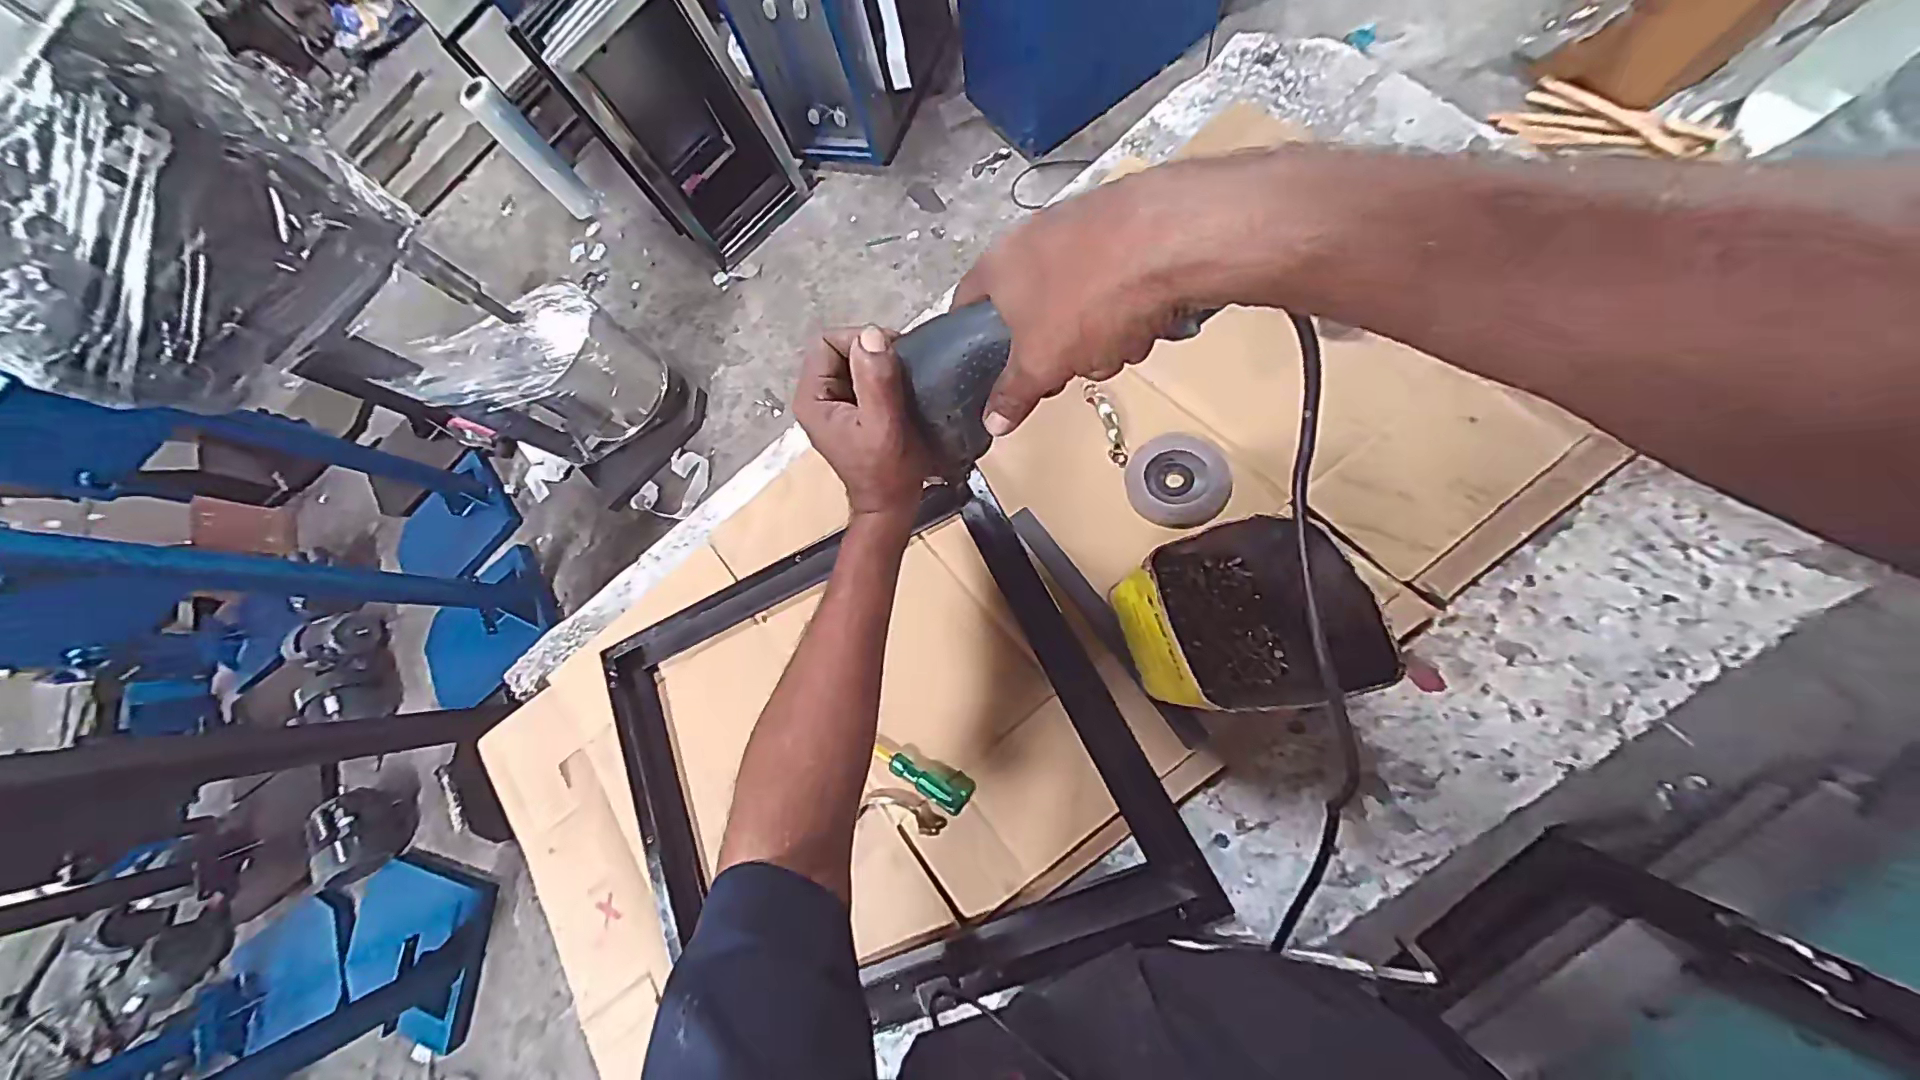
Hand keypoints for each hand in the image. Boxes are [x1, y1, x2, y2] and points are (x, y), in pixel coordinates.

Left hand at [794, 325, 937, 516]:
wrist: (891, 504)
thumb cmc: (886, 474)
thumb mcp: (883, 425)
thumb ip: (876, 381)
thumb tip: (872, 335)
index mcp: (812, 399)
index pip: (827, 341)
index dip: (860, 341)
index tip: (890, 357)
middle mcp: (817, 398)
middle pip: (841, 349)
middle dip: (873, 354)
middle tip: (900, 372)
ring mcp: (834, 405)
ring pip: (855, 363)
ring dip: (881, 367)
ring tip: (901, 385)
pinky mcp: (852, 411)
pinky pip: (865, 379)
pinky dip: (884, 380)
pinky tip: (898, 395)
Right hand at [955, 167, 1213, 434]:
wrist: (1172, 239)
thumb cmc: (1089, 296)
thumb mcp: (1041, 363)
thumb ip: (1013, 393)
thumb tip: (993, 422)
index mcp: (996, 265)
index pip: (966, 308)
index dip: (972, 342)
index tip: (986, 366)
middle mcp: (1033, 237)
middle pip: (1032, 311)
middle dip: (1055, 346)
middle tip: (1069, 364)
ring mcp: (1081, 227)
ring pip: (1079, 302)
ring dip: (1098, 333)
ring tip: (1120, 341)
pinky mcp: (1128, 227)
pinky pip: (1117, 283)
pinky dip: (1130, 305)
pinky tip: (1148, 316)